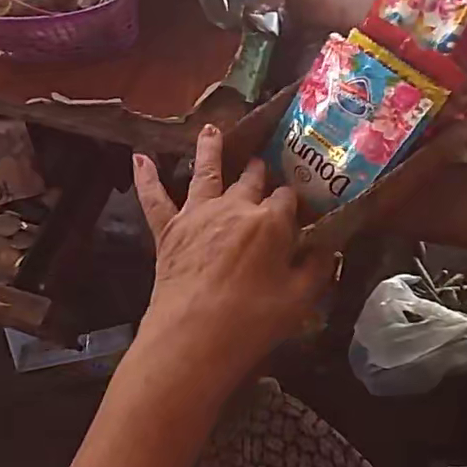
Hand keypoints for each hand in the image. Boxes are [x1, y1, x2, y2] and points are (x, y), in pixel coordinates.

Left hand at [129, 125, 336, 404]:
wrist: (193, 336)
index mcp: (271, 221)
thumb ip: (317, 268)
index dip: (295, 199)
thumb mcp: (300, 299)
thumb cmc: (253, 321)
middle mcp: (234, 207)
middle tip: (262, 162)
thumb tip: (328, 247)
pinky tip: (139, 158)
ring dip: (209, 149)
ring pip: (204, 172)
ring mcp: (198, 214)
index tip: (300, 203)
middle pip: (251, 179)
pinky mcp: (168, 229)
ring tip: (210, 129)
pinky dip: (146, 178)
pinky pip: (154, 198)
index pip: (288, 197)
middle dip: (259, 169)